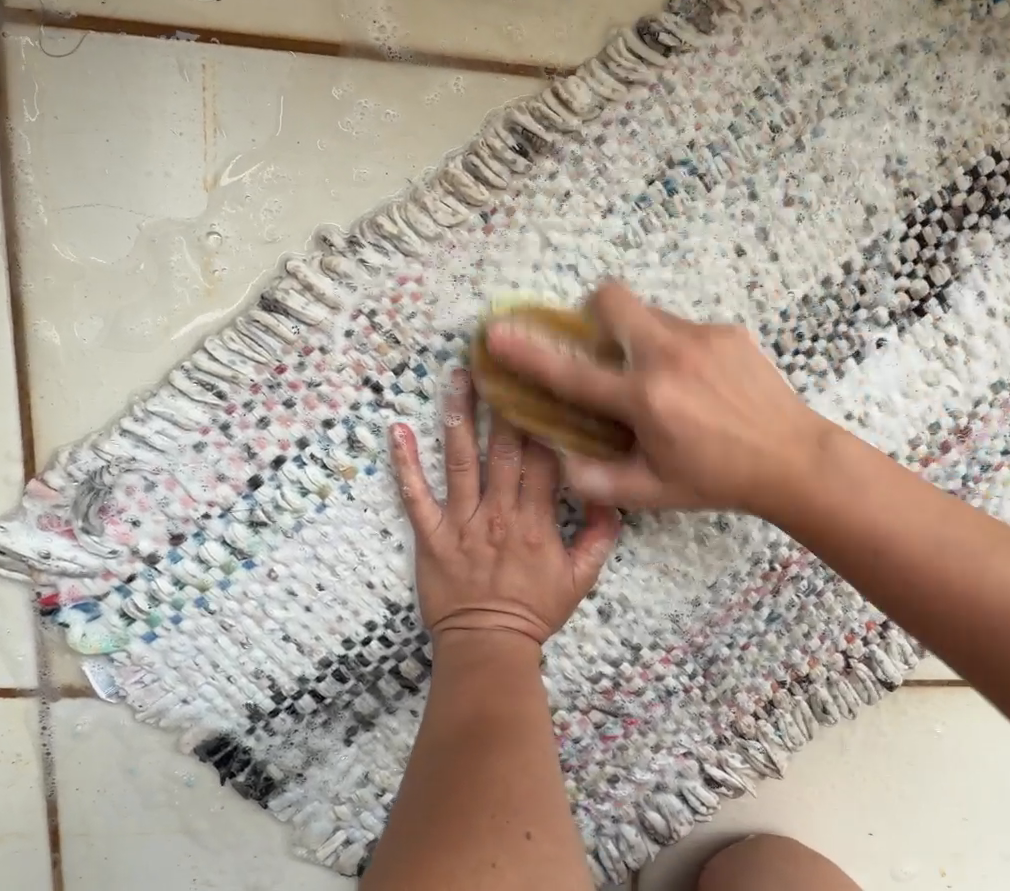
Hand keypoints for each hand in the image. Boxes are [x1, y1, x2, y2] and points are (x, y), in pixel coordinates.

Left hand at [389, 369, 621, 644]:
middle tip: (500, 362)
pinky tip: (397, 431)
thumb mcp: (581, 578)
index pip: (544, 460)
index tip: (544, 385)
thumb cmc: (534, 612)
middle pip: (504, 450)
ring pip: (461, 460)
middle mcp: (499, 512)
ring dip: (459, 417)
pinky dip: (405, 464)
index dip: (545, 421)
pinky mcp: (431, 535)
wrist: (488, 647)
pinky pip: (416, 496)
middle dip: (503, 404)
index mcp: (536, 520)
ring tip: (457, 376)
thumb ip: (600, 537)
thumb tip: (612, 497)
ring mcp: (462, 521)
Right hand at [484, 281, 834, 516]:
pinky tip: (699, 384)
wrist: (793, 459)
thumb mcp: (652, 492)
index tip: (495, 331)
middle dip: (593, 310)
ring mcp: (701, 337)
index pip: (571, 373)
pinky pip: (684, 328)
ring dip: (639, 336)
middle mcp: (668, 356)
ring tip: (663, 379)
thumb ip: (596, 481)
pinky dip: (676, 349)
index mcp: (645, 399)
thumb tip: (559, 462)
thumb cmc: (717, 479)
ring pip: (649, 314)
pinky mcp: (728, 332)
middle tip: (602, 344)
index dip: (527, 353)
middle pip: (612, 298)